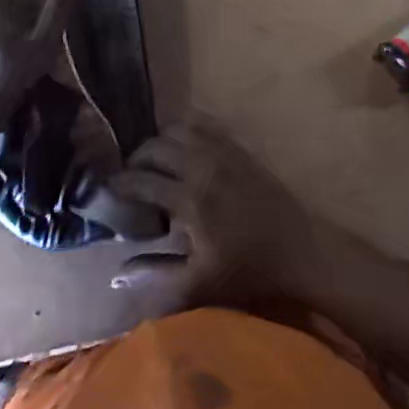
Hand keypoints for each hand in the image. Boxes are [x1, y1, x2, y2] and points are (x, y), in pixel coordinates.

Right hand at [106, 122, 328, 304]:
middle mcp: (201, 166)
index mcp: (189, 199)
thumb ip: (157, 275)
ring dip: (160, 143)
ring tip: (157, 165)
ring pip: (177, 129)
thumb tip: (117, 273)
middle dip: (136, 161)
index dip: (119, 184)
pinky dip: (186, 131)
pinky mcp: (238, 148)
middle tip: (132, 181)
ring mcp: (222, 152)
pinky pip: (204, 124)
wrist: (300, 250)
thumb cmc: (249, 271)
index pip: (140, 180)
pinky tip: (185, 150)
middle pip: (153, 147)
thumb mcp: (200, 284)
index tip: (107, 191)